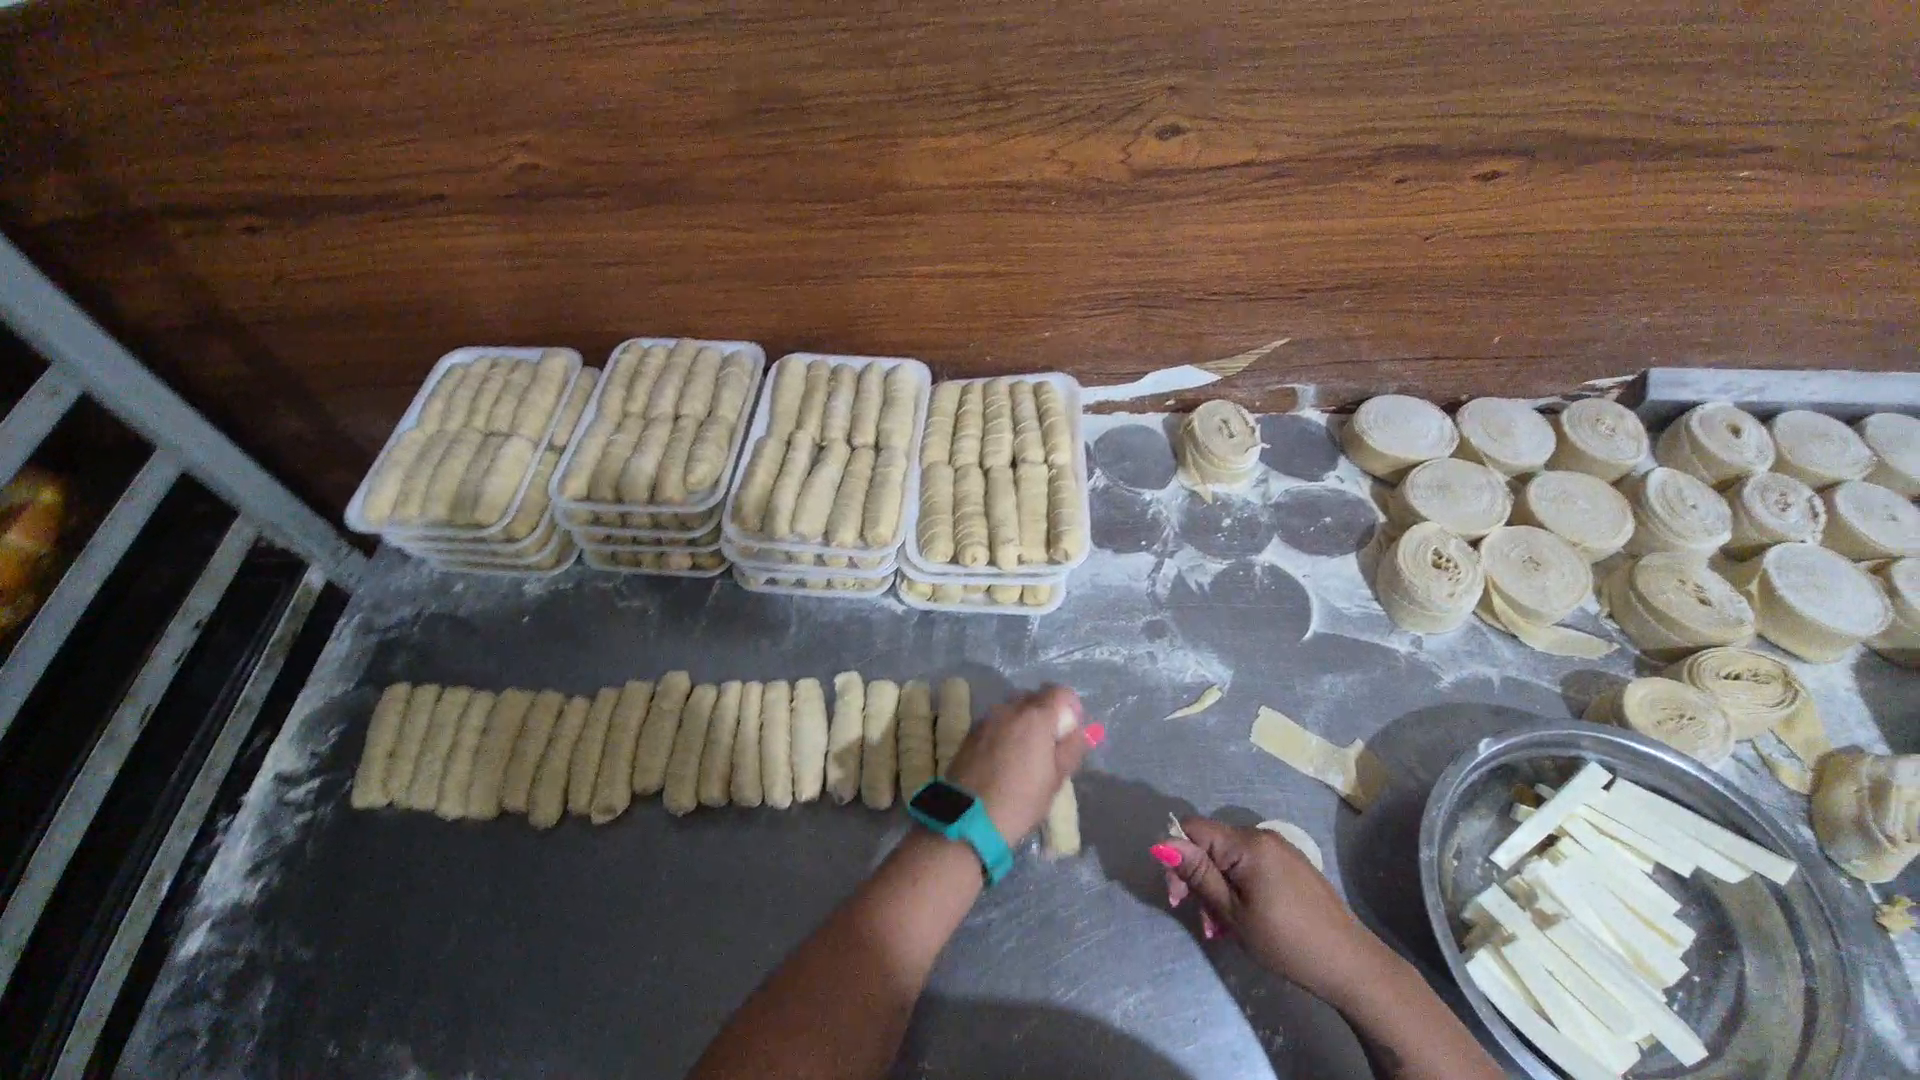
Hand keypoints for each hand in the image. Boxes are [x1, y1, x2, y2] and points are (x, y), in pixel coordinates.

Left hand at [945, 684, 1099, 842]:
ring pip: (1013, 708)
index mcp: (1035, 717)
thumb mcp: (1055, 779)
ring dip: (1024, 721)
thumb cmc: (1021, 800)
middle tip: (1051, 742)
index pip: (1060, 692)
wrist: (969, 819)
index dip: (1071, 706)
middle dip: (1047, 713)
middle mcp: (1009, 709)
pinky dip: (1005, 730)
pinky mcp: (970, 733)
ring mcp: (986, 719)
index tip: (1071, 729)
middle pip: (1035, 697)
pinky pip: (995, 722)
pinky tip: (1005, 757)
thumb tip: (1082, 731)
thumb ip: (1071, 749)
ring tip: (1026, 752)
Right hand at [1154, 817, 1382, 1006]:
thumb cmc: (1286, 942)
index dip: (1176, 857)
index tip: (1179, 897)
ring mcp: (1280, 850)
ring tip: (1223, 928)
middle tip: (1204, 921)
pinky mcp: (1291, 865)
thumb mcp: (1233, 913)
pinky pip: (1251, 866)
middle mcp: (1263, 836)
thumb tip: (1162, 843)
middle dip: (1197, 879)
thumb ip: (1198, 875)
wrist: (1350, 965)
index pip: (1193, 828)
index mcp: (1247, 844)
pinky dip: (1238, 887)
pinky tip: (1244, 918)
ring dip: (1217, 888)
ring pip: (1229, 858)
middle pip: (1211, 845)